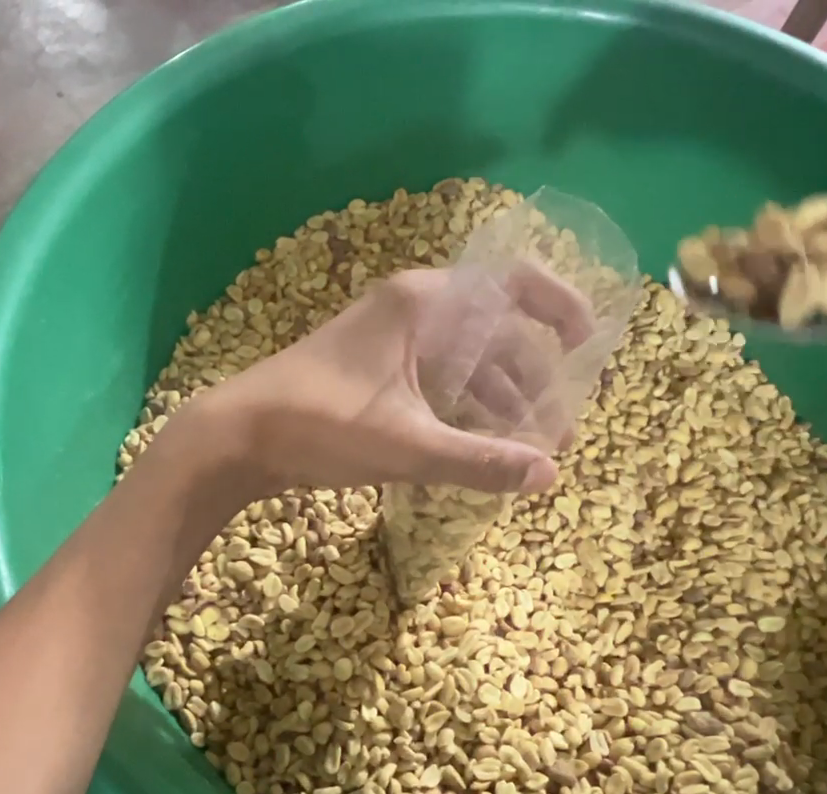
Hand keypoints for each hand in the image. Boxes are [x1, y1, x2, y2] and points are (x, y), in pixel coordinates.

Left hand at [188, 265, 597, 500]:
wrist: (237, 436)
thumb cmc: (320, 426)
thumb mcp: (407, 446)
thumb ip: (480, 460)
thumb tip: (549, 476)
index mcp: (425, 305)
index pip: (513, 284)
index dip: (559, 307)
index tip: (588, 347)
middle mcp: (413, 312)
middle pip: (494, 336)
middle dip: (530, 384)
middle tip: (555, 436)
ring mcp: (391, 343)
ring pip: (464, 365)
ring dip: (497, 405)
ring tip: (524, 454)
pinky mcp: (374, 374)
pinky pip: (436, 384)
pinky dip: (462, 413)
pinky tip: (477, 451)